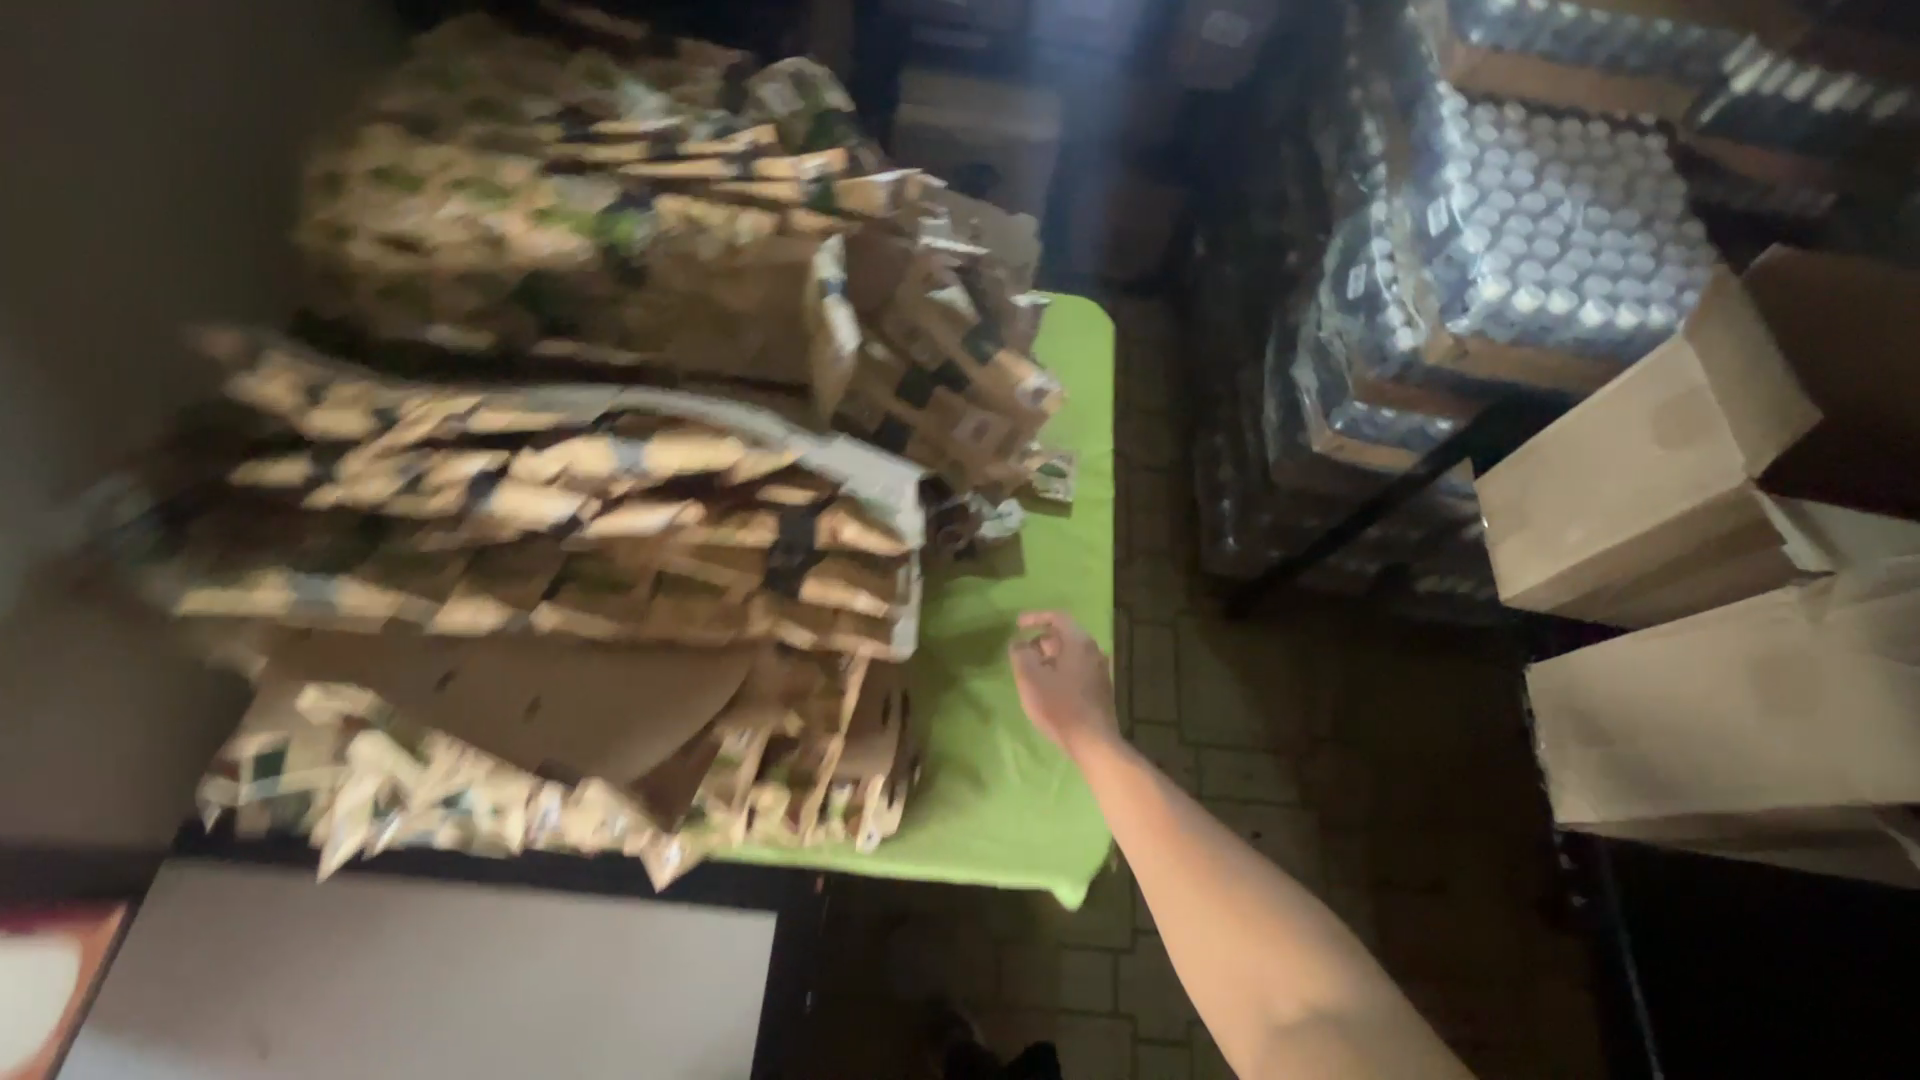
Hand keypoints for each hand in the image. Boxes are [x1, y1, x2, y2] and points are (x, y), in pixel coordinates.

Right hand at [1009, 611, 1119, 758]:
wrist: (1093, 741)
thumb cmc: (1060, 706)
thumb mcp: (1030, 678)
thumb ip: (1020, 655)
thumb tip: (1018, 643)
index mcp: (1079, 643)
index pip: (1057, 617)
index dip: (1035, 618)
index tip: (1017, 625)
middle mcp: (1093, 651)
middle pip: (1064, 636)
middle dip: (1039, 641)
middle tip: (1021, 654)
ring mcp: (1099, 670)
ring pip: (1070, 654)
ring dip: (1048, 658)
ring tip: (1030, 673)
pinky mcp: (1100, 688)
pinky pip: (1076, 669)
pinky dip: (1059, 670)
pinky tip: (1047, 688)